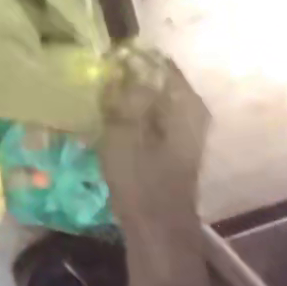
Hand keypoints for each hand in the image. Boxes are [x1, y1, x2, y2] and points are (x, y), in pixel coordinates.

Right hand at [96, 45, 209, 227]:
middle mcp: (191, 112)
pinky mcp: (171, 146)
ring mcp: (183, 130)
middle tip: (95, 77)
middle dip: (126, 75)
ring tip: (97, 95)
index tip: (102, 58)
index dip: (131, 57)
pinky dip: (130, 111)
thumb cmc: (141, 179)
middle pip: (156, 80)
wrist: (157, 228)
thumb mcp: (125, 130)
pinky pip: (148, 115)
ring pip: (151, 98)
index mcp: (187, 104)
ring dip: (126, 94)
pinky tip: (108, 117)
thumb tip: (123, 61)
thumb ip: (125, 93)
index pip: (159, 63)